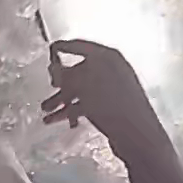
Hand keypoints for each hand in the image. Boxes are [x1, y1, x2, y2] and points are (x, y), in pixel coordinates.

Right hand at [41, 39, 171, 162]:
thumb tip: (53, 70)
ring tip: (45, 109)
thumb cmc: (112, 104)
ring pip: (80, 90)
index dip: (62, 47)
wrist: (136, 135)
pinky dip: (70, 111)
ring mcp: (112, 89)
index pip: (80, 46)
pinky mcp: (112, 107)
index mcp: (107, 58)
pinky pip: (86, 104)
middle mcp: (111, 70)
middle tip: (49, 85)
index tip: (51, 49)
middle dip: (60, 80)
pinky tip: (56, 120)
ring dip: (61, 99)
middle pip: (79, 70)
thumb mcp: (82, 85)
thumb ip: (64, 75)